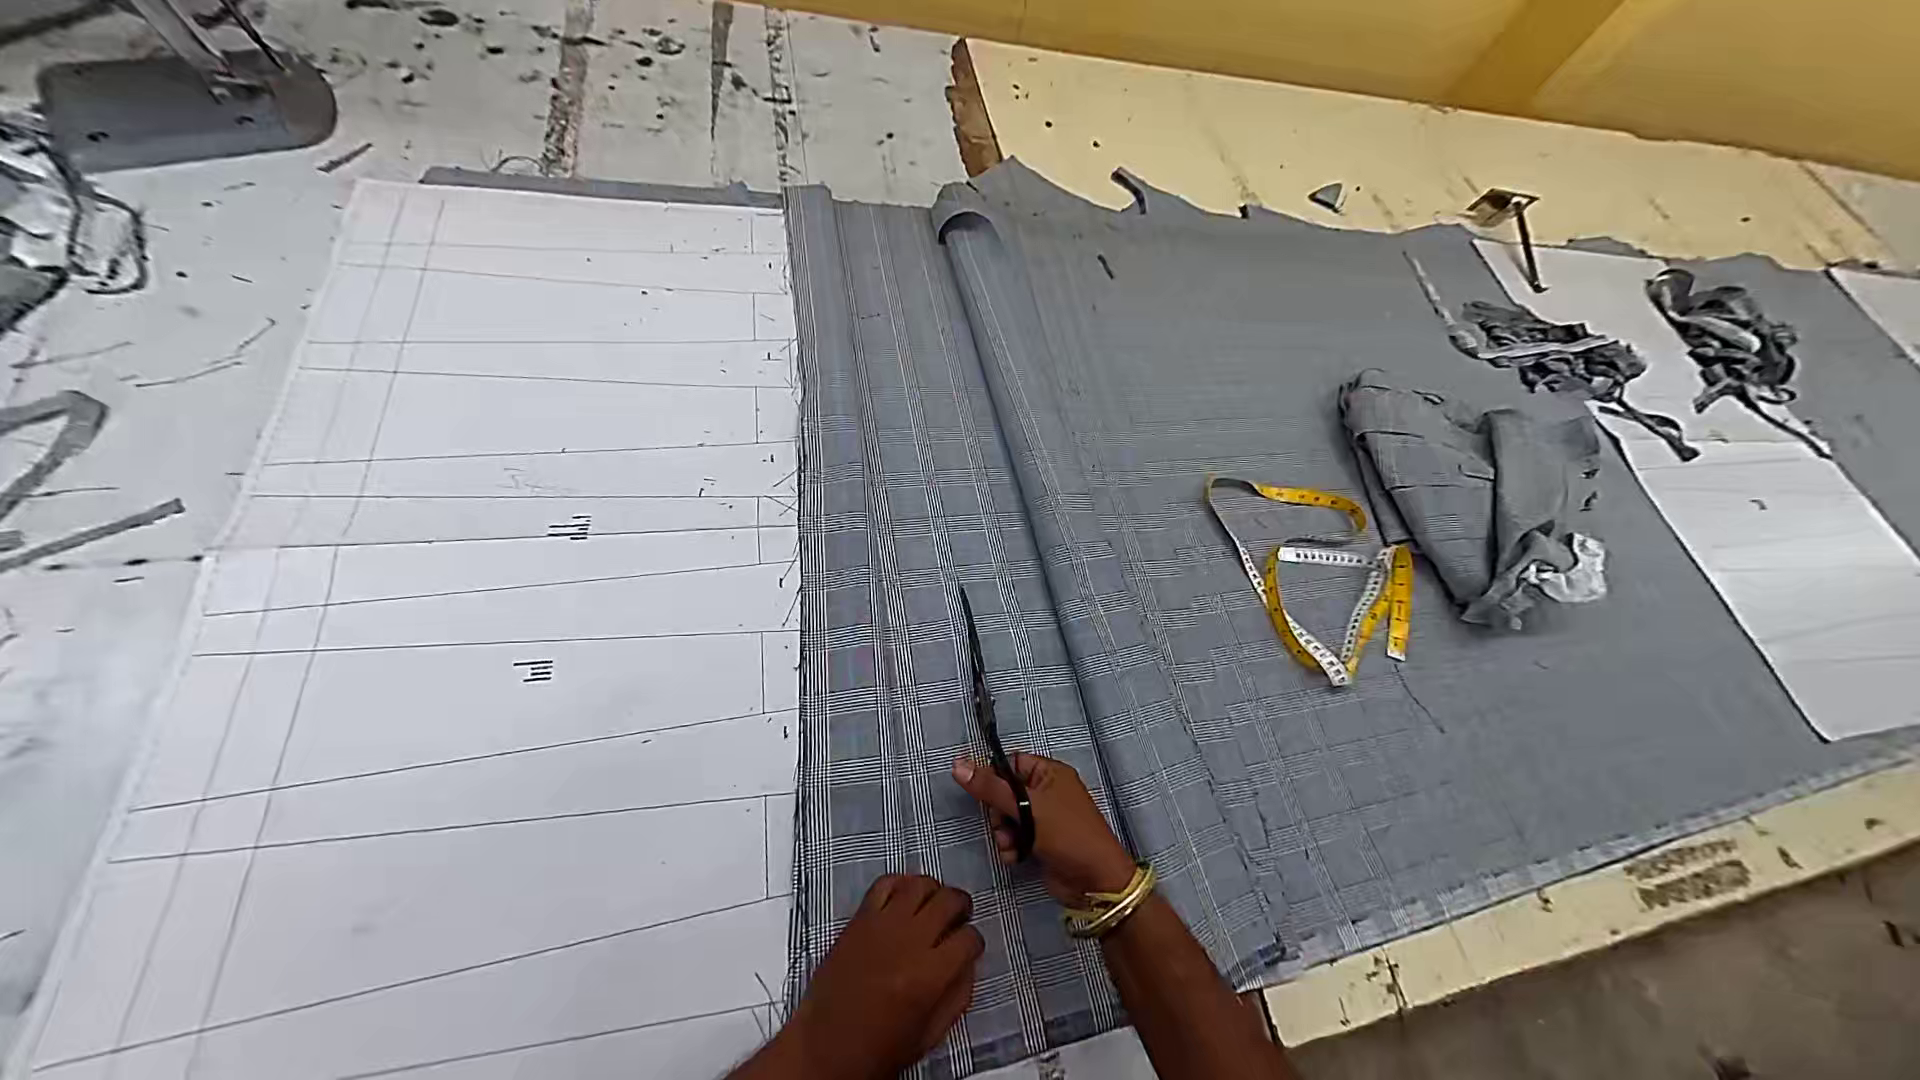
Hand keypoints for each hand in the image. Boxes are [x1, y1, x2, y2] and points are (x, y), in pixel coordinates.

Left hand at [774, 875, 982, 1079]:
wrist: (823, 1050)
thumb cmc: (877, 1051)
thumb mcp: (928, 1036)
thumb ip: (957, 996)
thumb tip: (967, 963)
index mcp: (928, 977)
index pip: (968, 939)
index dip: (975, 942)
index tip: (970, 946)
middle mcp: (908, 942)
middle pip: (948, 900)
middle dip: (961, 906)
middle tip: (959, 916)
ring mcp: (882, 925)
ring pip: (919, 884)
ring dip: (934, 890)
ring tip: (934, 903)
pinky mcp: (859, 919)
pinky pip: (884, 883)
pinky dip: (900, 883)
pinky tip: (904, 896)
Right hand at [952, 752, 1137, 904]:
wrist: (1095, 882)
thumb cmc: (1067, 834)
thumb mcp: (1028, 807)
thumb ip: (991, 788)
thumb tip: (958, 765)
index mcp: (1049, 773)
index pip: (1011, 763)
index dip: (994, 777)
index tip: (981, 792)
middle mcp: (1047, 791)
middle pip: (1005, 792)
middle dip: (998, 812)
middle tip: (1002, 824)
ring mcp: (1044, 818)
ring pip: (1007, 817)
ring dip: (1003, 832)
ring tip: (1010, 844)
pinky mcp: (1041, 841)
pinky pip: (1015, 836)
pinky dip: (1011, 846)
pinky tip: (1015, 857)